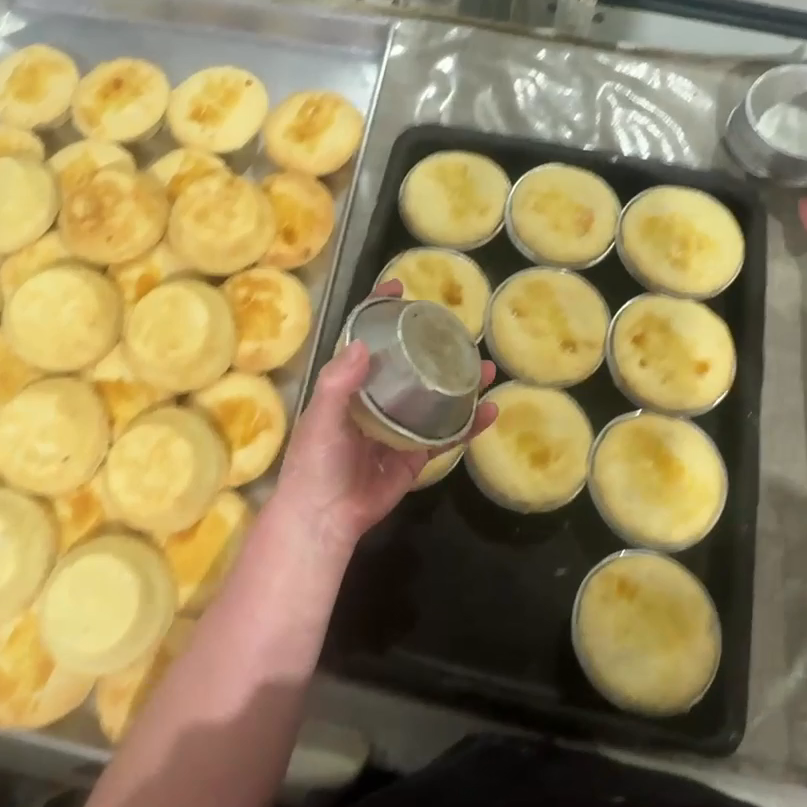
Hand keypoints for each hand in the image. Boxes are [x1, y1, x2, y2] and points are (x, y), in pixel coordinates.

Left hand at [272, 282, 497, 554]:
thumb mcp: (320, 418)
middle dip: (432, 346)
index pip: (367, 340)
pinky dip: (468, 425)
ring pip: (433, 398)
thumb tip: (364, 345)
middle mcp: (376, 401)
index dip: (380, 313)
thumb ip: (338, 383)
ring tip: (486, 366)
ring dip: (458, 383)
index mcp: (349, 387)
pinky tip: (490, 411)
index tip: (400, 288)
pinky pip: (446, 436)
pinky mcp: (415, 456)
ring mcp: (398, 428)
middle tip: (459, 328)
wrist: (325, 518)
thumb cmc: (315, 463)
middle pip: (408, 365)